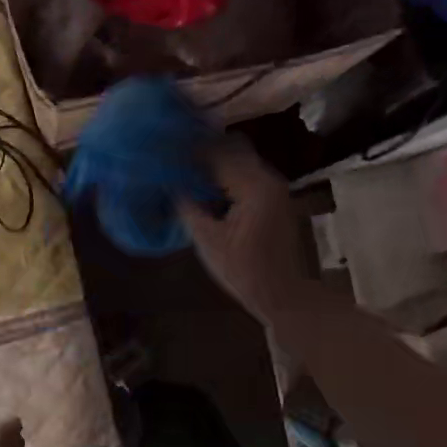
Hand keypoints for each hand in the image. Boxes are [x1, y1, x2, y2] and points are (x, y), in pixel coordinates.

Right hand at [178, 137, 314, 319]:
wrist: (280, 294)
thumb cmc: (242, 269)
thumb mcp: (207, 239)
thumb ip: (187, 206)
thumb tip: (168, 184)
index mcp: (255, 187)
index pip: (218, 154)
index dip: (190, 153)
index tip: (166, 156)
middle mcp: (269, 180)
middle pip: (231, 151)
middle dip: (202, 155)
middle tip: (174, 164)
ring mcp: (274, 189)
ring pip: (239, 162)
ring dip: (213, 166)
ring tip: (184, 177)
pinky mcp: (273, 200)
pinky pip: (245, 177)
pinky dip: (224, 179)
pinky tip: (204, 192)